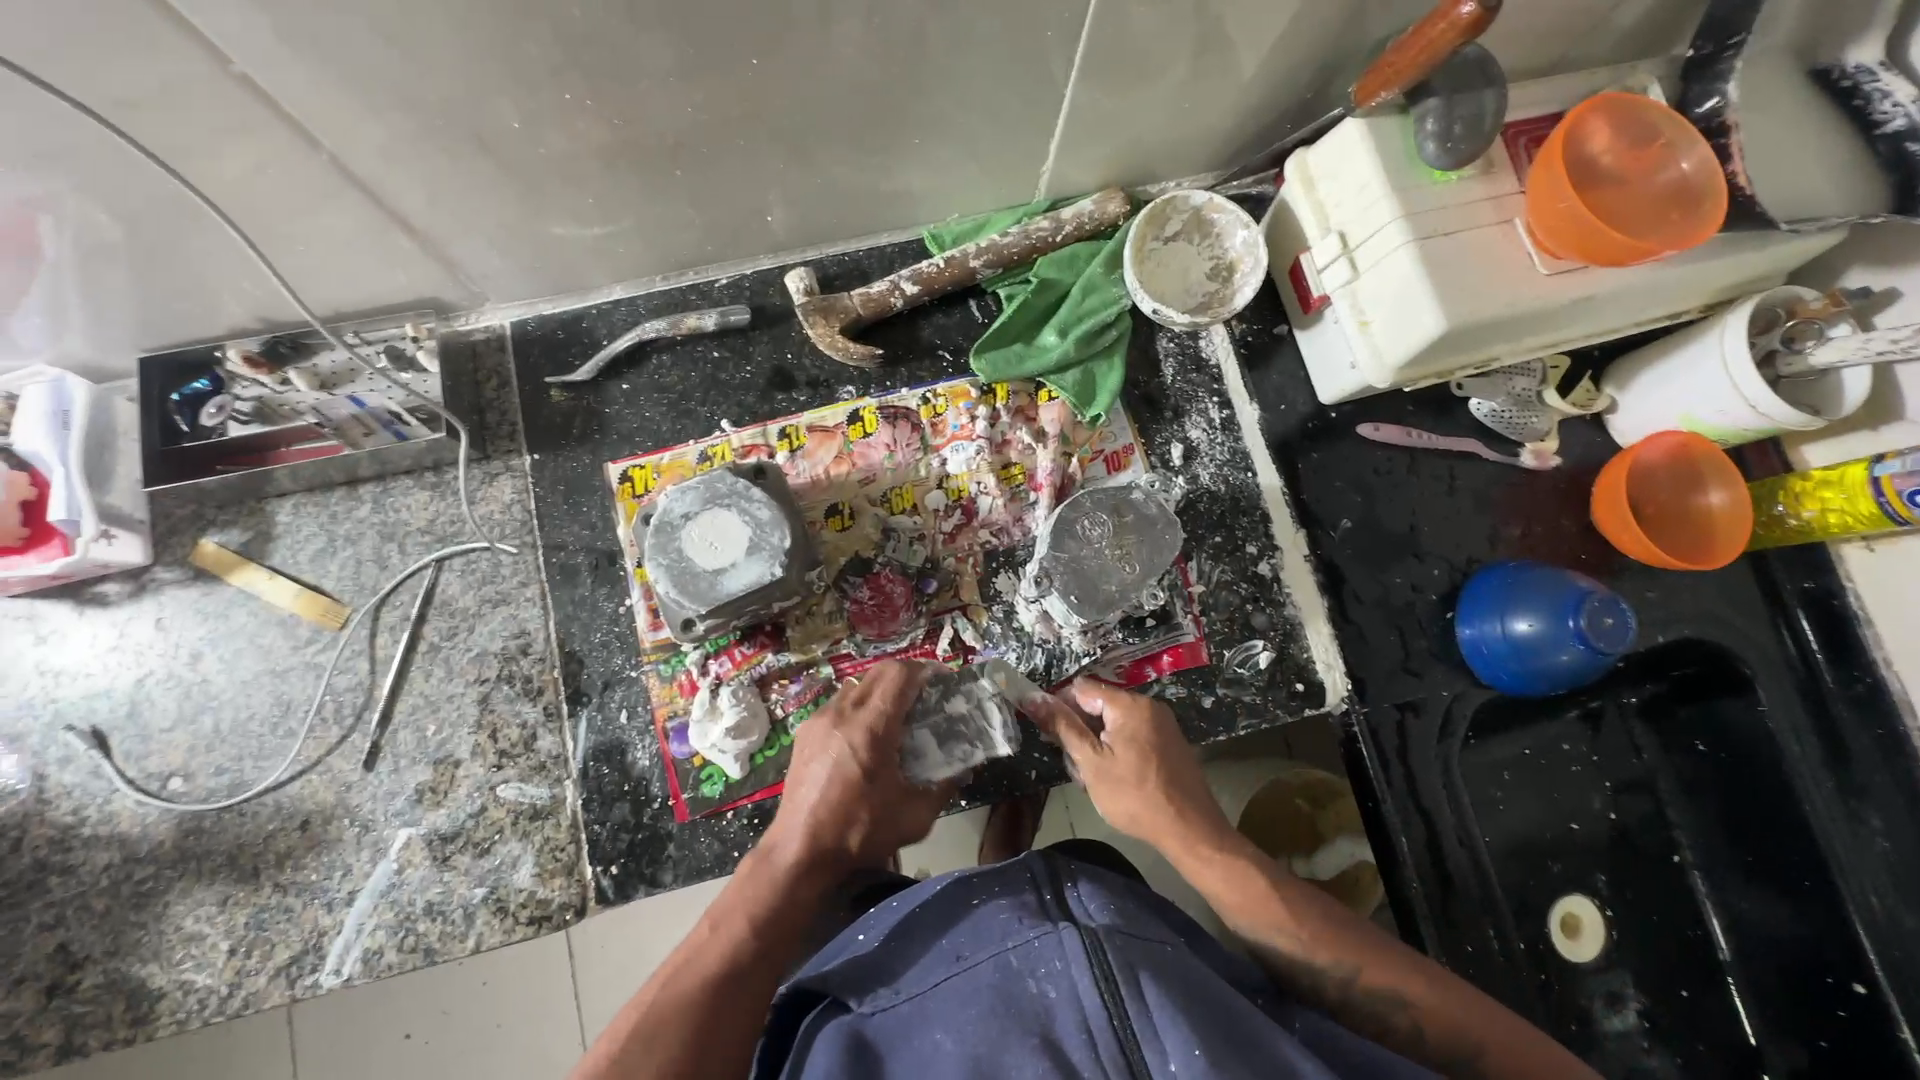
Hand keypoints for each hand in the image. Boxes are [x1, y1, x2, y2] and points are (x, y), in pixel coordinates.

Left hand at [760, 660, 957, 876]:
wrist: (799, 852)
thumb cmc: (859, 833)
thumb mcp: (915, 816)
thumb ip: (945, 786)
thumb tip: (964, 767)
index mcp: (871, 728)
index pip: (900, 674)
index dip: (925, 670)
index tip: (942, 681)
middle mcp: (842, 713)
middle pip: (879, 671)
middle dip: (906, 676)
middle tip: (924, 697)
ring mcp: (819, 720)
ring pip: (857, 684)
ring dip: (881, 690)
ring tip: (896, 716)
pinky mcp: (805, 732)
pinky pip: (838, 703)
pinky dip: (859, 707)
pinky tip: (866, 736)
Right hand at [1027, 679, 1236, 856]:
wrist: (1190, 830)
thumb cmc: (1135, 796)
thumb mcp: (1091, 762)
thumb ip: (1063, 727)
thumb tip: (1033, 698)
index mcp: (1129, 705)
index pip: (1081, 689)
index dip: (1058, 707)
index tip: (1048, 734)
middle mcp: (1148, 706)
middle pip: (1099, 706)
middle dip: (1080, 731)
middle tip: (1075, 766)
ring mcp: (1162, 725)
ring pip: (1114, 725)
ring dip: (1096, 746)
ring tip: (1093, 779)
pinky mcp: (1168, 743)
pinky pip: (1132, 736)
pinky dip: (1116, 751)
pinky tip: (1113, 779)